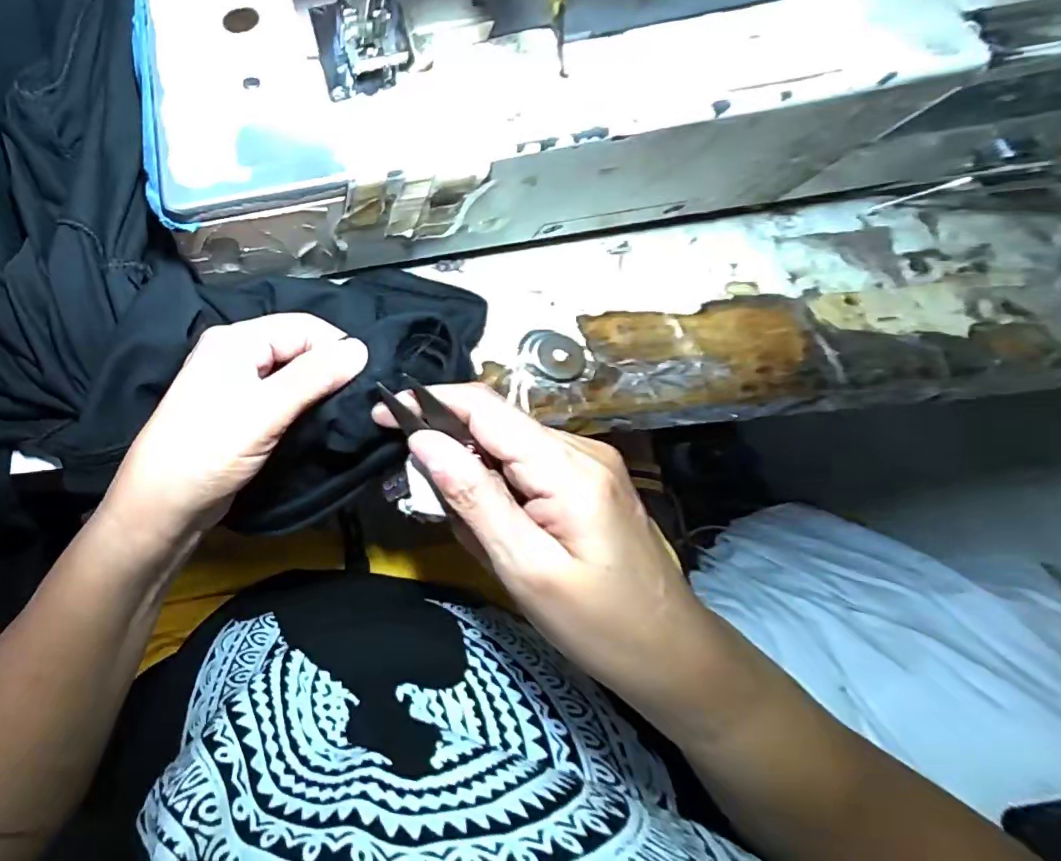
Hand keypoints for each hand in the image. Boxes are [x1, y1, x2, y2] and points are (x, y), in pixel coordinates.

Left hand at [102, 314, 368, 550]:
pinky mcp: (238, 412)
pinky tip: (319, 421)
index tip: (367, 379)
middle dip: (328, 368)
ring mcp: (234, 383)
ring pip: (290, 374)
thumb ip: (313, 377)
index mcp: (235, 340)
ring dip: (317, 389)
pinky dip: (300, 406)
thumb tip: (361, 350)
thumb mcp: (265, 411)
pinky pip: (279, 397)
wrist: (162, 504)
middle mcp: (234, 353)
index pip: (301, 326)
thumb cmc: (208, 450)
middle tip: (360, 398)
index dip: (336, 347)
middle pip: (296, 347)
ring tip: (345, 411)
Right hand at [373, 383, 729, 714]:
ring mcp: (586, 463)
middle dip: (447, 452)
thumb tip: (423, 441)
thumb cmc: (602, 626)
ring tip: (475, 536)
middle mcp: (579, 450)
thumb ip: (473, 499)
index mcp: (567, 467)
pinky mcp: (585, 480)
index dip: (428, 402)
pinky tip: (499, 532)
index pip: (484, 407)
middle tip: (425, 502)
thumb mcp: (525, 569)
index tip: (382, 414)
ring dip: (471, 478)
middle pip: (491, 425)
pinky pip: (523, 466)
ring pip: (503, 447)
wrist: (678, 659)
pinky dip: (495, 489)